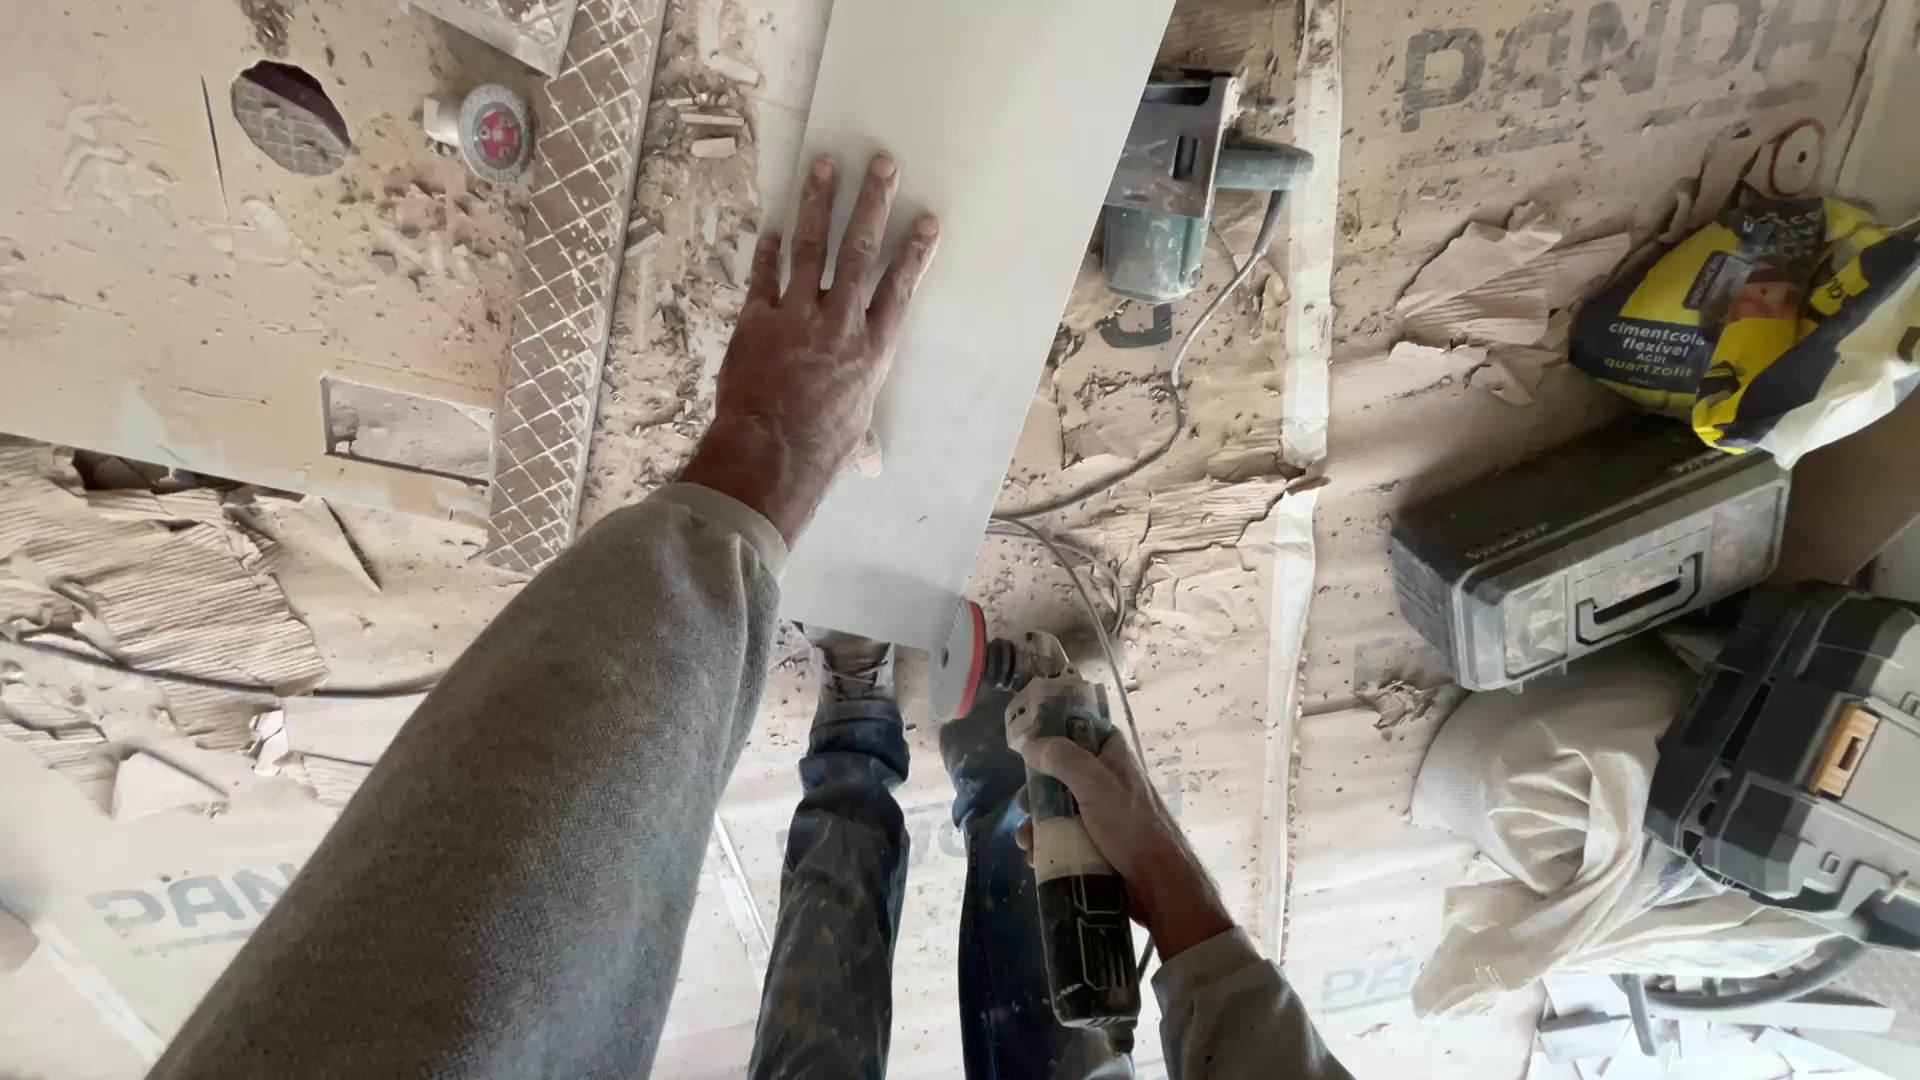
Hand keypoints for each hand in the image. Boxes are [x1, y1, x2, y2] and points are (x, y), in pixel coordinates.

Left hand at [682, 153, 939, 543]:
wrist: (774, 449)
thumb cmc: (823, 449)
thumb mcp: (853, 442)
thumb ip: (864, 442)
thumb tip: (873, 465)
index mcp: (873, 349)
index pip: (899, 289)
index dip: (913, 252)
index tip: (925, 220)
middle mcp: (841, 322)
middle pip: (859, 252)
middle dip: (871, 204)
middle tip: (880, 163)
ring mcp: (798, 315)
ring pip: (811, 248)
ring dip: (819, 204)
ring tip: (825, 165)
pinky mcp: (758, 320)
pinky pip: (764, 277)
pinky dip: (766, 252)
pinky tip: (770, 228)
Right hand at [1018, 736, 1234, 960]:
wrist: (1158, 882)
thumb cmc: (1130, 824)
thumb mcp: (1095, 783)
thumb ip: (1062, 759)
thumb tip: (1030, 746)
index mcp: (1111, 752)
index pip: (1076, 730)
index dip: (1049, 737)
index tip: (1025, 751)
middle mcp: (1104, 775)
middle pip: (1059, 772)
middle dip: (1036, 791)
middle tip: (1022, 806)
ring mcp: (1100, 808)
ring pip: (1058, 805)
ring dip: (1037, 821)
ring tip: (1026, 841)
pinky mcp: (1096, 837)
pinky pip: (1064, 831)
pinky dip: (1047, 840)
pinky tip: (1035, 855)